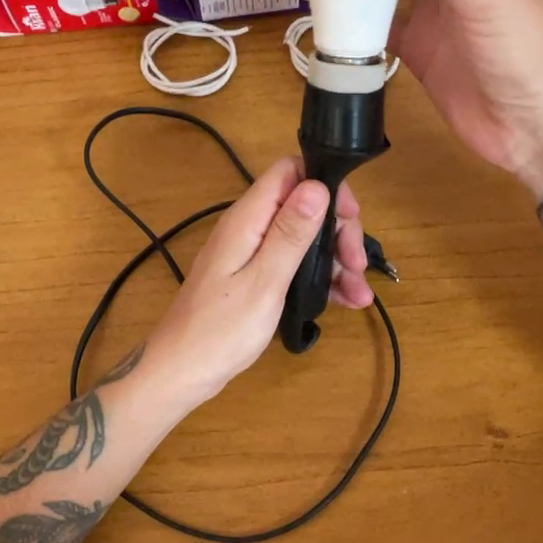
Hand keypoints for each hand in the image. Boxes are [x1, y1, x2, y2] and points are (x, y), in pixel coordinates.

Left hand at [142, 159, 370, 405]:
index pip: (289, 172)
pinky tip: (346, 301)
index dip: (325, 184)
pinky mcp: (253, 280)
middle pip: (303, 207)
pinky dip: (320, 279)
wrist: (182, 371)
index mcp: (247, 220)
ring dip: (335, 260)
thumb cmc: (222, 330)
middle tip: (357, 264)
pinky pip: (293, 267)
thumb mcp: (264, 281)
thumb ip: (290, 233)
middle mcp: (249, 229)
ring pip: (303, 240)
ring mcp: (251, 255)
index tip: (351, 216)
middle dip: (338, 230)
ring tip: (360, 293)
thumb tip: (316, 185)